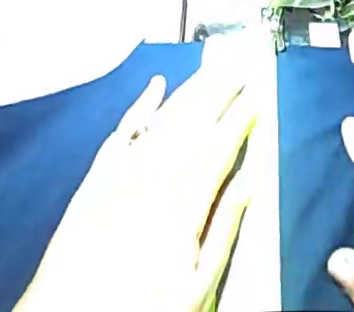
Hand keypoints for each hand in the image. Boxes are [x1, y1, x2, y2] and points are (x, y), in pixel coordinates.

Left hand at [15, 62, 255, 311]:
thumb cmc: (138, 308)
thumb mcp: (197, 283)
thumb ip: (226, 226)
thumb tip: (250, 179)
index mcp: (184, 200)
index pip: (220, 143)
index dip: (241, 116)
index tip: (257, 97)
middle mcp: (154, 177)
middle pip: (195, 120)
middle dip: (221, 90)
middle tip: (241, 67)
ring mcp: (122, 174)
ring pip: (165, 118)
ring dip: (191, 89)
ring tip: (212, 68)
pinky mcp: (96, 179)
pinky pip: (122, 132)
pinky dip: (140, 107)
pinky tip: (155, 87)